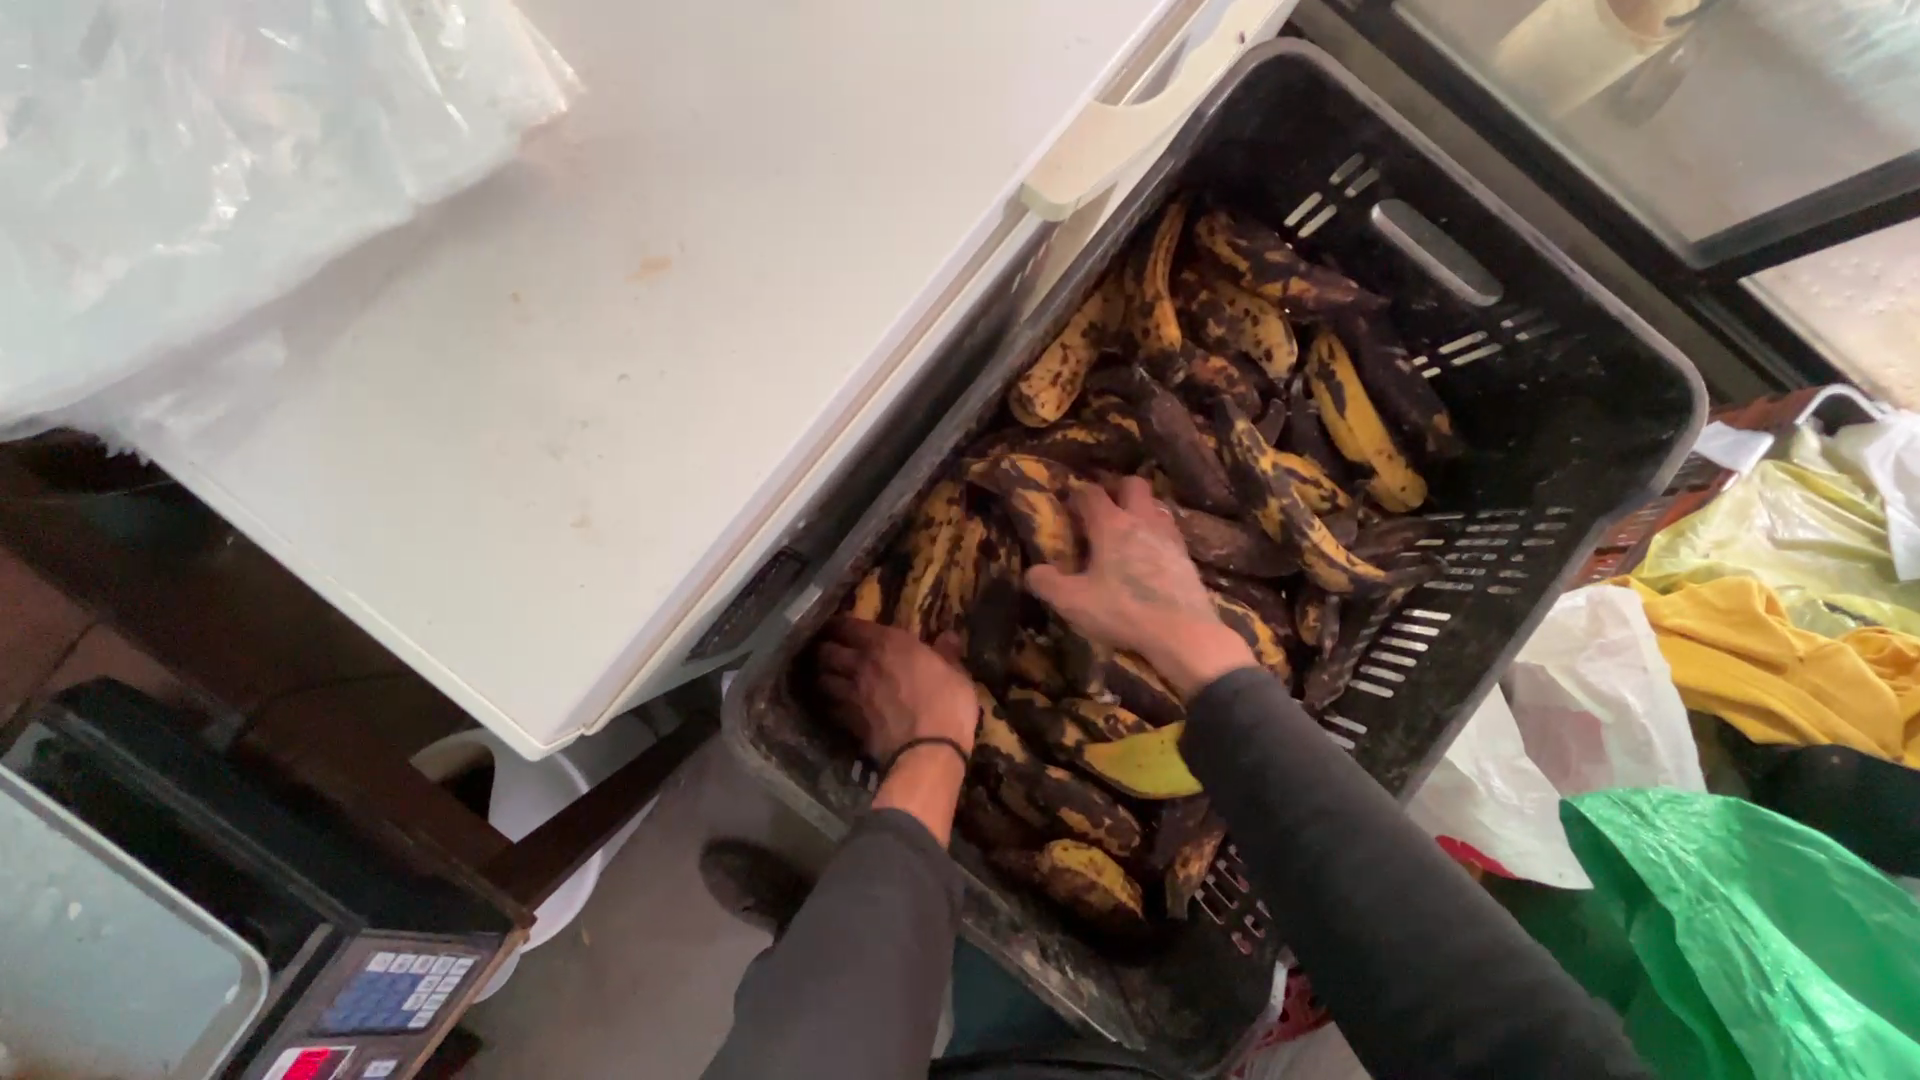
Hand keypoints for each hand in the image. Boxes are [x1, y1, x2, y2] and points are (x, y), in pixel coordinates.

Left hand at [816, 618, 977, 762]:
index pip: (849, 625)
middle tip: (831, 649)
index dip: (840, 624)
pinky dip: (830, 703)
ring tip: (830, 676)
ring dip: (824, 675)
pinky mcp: (847, 721)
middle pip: (827, 651)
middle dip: (826, 648)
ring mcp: (851, 694)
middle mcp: (862, 664)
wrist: (928, 752)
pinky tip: (836, 705)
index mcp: (887, 643)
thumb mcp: (957, 675)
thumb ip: (947, 654)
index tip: (839, 625)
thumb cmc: (947, 705)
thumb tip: (949, 636)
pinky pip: (830, 706)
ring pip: (822, 678)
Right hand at [1026, 476, 1255, 698]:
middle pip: (1133, 485)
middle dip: (1116, 488)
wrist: (1182, 632)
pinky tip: (1149, 553)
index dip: (1077, 493)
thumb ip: (1047, 583)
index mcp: (1111, 525)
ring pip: (1155, 505)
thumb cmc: (1123, 611)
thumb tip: (1032, 571)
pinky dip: (1156, 532)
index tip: (1067, 501)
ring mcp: (1168, 536)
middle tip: (1102, 507)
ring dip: (1140, 509)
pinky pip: (1169, 530)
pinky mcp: (1185, 555)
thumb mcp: (1073, 602)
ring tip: (1127, 529)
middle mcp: (1141, 521)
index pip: (1091, 493)